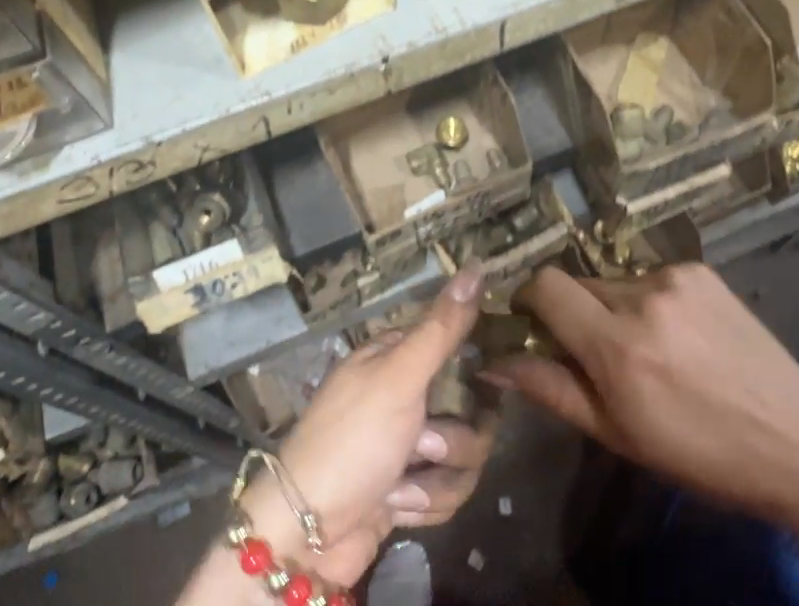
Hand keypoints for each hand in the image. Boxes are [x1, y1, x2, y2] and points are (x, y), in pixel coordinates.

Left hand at [249, 265, 482, 587]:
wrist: (307, 533)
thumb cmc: (351, 441)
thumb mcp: (398, 377)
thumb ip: (441, 328)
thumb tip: (476, 266)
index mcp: (393, 360)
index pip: (457, 347)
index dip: (476, 368)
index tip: (491, 383)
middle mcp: (402, 398)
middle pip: (471, 412)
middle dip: (455, 442)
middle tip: (422, 446)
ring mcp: (405, 447)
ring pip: (464, 458)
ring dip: (437, 480)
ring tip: (400, 488)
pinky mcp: (408, 490)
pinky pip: (447, 492)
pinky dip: (425, 505)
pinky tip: (394, 508)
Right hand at [488, 264, 798, 553]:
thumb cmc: (700, 453)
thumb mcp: (616, 433)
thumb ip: (550, 388)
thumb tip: (492, 363)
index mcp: (616, 345)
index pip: (545, 286)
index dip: (528, 301)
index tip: (532, 326)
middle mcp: (643, 298)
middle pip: (578, 284)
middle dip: (575, 314)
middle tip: (599, 356)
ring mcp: (677, 279)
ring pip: (615, 283)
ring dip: (614, 309)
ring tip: (650, 352)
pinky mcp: (702, 272)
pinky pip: (651, 280)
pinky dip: (650, 303)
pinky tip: (680, 338)